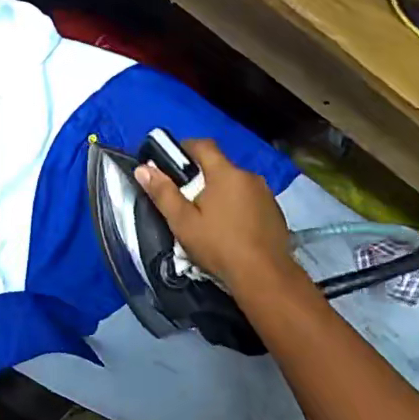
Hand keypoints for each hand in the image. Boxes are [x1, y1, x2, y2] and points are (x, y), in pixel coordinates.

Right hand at [135, 138, 297, 289]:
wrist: (262, 274)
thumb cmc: (218, 246)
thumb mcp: (183, 222)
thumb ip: (163, 193)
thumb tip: (143, 168)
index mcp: (225, 173)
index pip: (203, 145)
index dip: (185, 148)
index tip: (171, 163)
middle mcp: (249, 175)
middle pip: (220, 167)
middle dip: (202, 177)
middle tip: (186, 200)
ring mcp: (266, 193)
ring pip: (236, 184)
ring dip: (221, 193)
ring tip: (209, 219)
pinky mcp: (275, 211)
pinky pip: (251, 200)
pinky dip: (238, 207)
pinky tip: (232, 229)